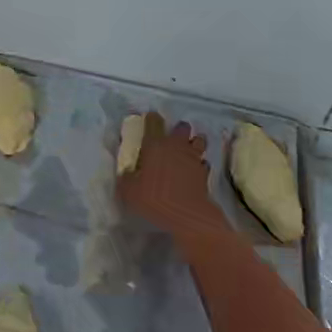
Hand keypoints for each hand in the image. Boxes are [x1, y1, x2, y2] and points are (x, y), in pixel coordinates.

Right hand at [117, 112, 236, 250]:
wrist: (185, 212)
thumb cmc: (152, 198)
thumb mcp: (128, 191)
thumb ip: (127, 178)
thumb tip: (127, 174)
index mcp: (155, 145)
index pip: (154, 122)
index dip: (151, 118)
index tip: (149, 118)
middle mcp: (176, 146)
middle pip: (182, 127)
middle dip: (178, 130)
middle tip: (172, 138)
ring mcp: (193, 157)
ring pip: (198, 140)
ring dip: (194, 143)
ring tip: (188, 150)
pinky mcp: (204, 171)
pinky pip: (203, 162)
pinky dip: (199, 164)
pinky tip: (194, 171)